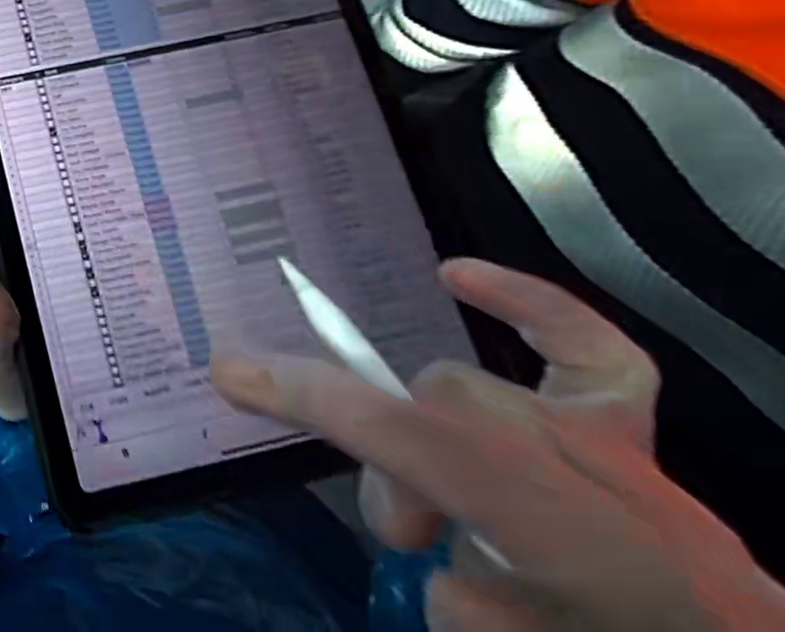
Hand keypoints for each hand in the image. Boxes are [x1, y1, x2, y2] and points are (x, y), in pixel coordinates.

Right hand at [211, 258, 784, 631]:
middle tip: (400, 530)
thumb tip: (422, 544)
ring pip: (477, 394)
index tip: (236, 375)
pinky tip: (458, 276)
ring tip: (436, 516)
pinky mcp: (639, 448)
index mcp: (593, 546)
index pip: (434, 445)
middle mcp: (617, 487)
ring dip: (428, 438)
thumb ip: (466, 608)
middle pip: (449, 410)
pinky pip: (592, 356)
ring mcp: (634, 463)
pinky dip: (528, 309)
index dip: (326, 399)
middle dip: (391, 457)